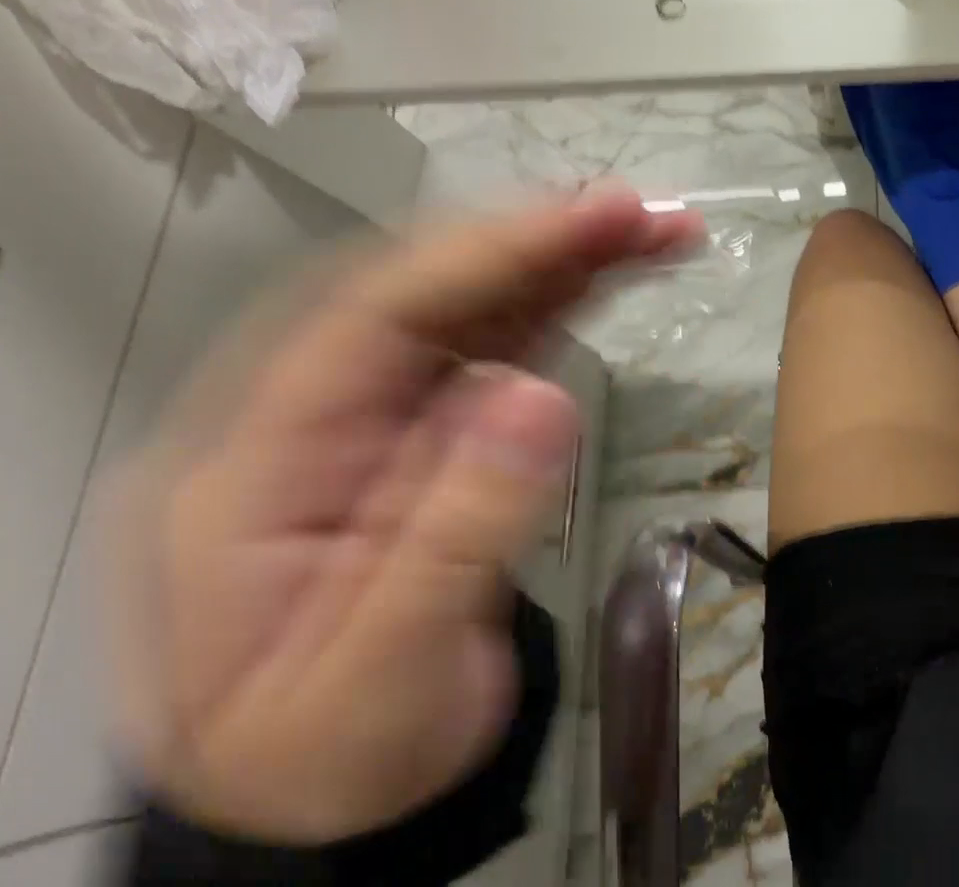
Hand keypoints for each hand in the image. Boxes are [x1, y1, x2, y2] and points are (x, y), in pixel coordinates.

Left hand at [106, 190, 701, 844]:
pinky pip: (499, 354)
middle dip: (536, 241)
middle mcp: (309, 420)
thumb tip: (544, 394)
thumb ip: (454, 533)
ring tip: (653, 232)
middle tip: (645, 212)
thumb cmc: (336, 754)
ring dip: (560, 263)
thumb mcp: (382, 672)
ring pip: (470, 313)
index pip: (373, 319)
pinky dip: (561, 309)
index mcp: (254, 467)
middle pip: (424, 295)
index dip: (487, 254)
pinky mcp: (434, 441)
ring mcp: (373, 426)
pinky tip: (612, 280)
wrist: (335, 797)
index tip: (594, 218)